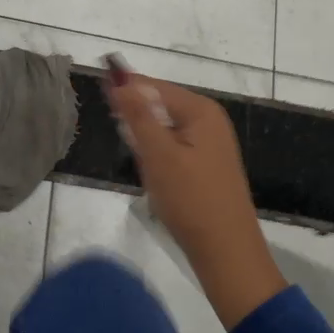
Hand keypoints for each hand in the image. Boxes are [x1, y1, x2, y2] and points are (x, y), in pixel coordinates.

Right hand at [106, 71, 285, 329]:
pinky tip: (161, 183)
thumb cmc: (191, 200)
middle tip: (137, 155)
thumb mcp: (158, 154)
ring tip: (151, 175)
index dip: (126, 93)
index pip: (153, 86)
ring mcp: (210, 143)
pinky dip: (161, 160)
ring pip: (163, 131)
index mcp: (201, 109)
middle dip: (140, 128)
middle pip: (158, 107)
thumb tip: (118, 76)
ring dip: (149, 148)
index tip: (106, 111)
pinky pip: (174, 148)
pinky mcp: (207, 164)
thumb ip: (137, 113)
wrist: (227, 256)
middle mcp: (209, 119)